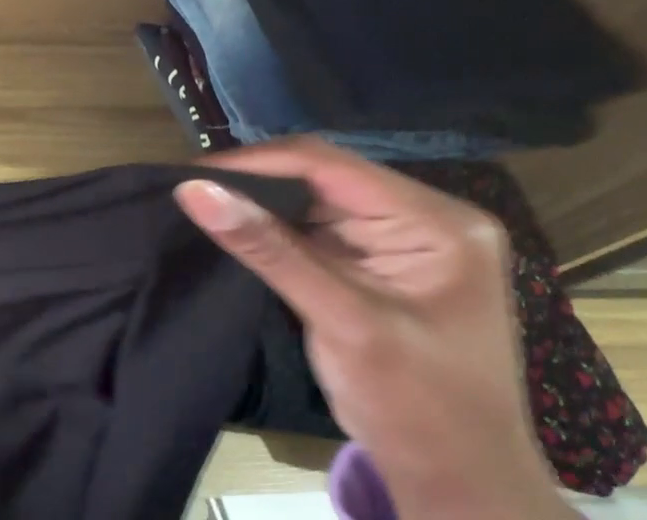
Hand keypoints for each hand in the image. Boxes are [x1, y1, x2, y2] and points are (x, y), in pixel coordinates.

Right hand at [175, 141, 572, 519]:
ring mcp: (401, 240)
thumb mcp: (341, 321)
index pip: (327, 165)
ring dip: (258, 205)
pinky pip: (313, 226)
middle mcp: (424, 218)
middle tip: (187, 194)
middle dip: (252, 183)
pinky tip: (234, 232)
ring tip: (201, 207)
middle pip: (318, 175)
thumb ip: (268, 249)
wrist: (460, 482)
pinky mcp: (377, 261)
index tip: (186, 177)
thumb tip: (191, 189)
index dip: (253, 163)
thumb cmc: (417, 406)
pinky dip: (272, 230)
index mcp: (437, 222)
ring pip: (309, 198)